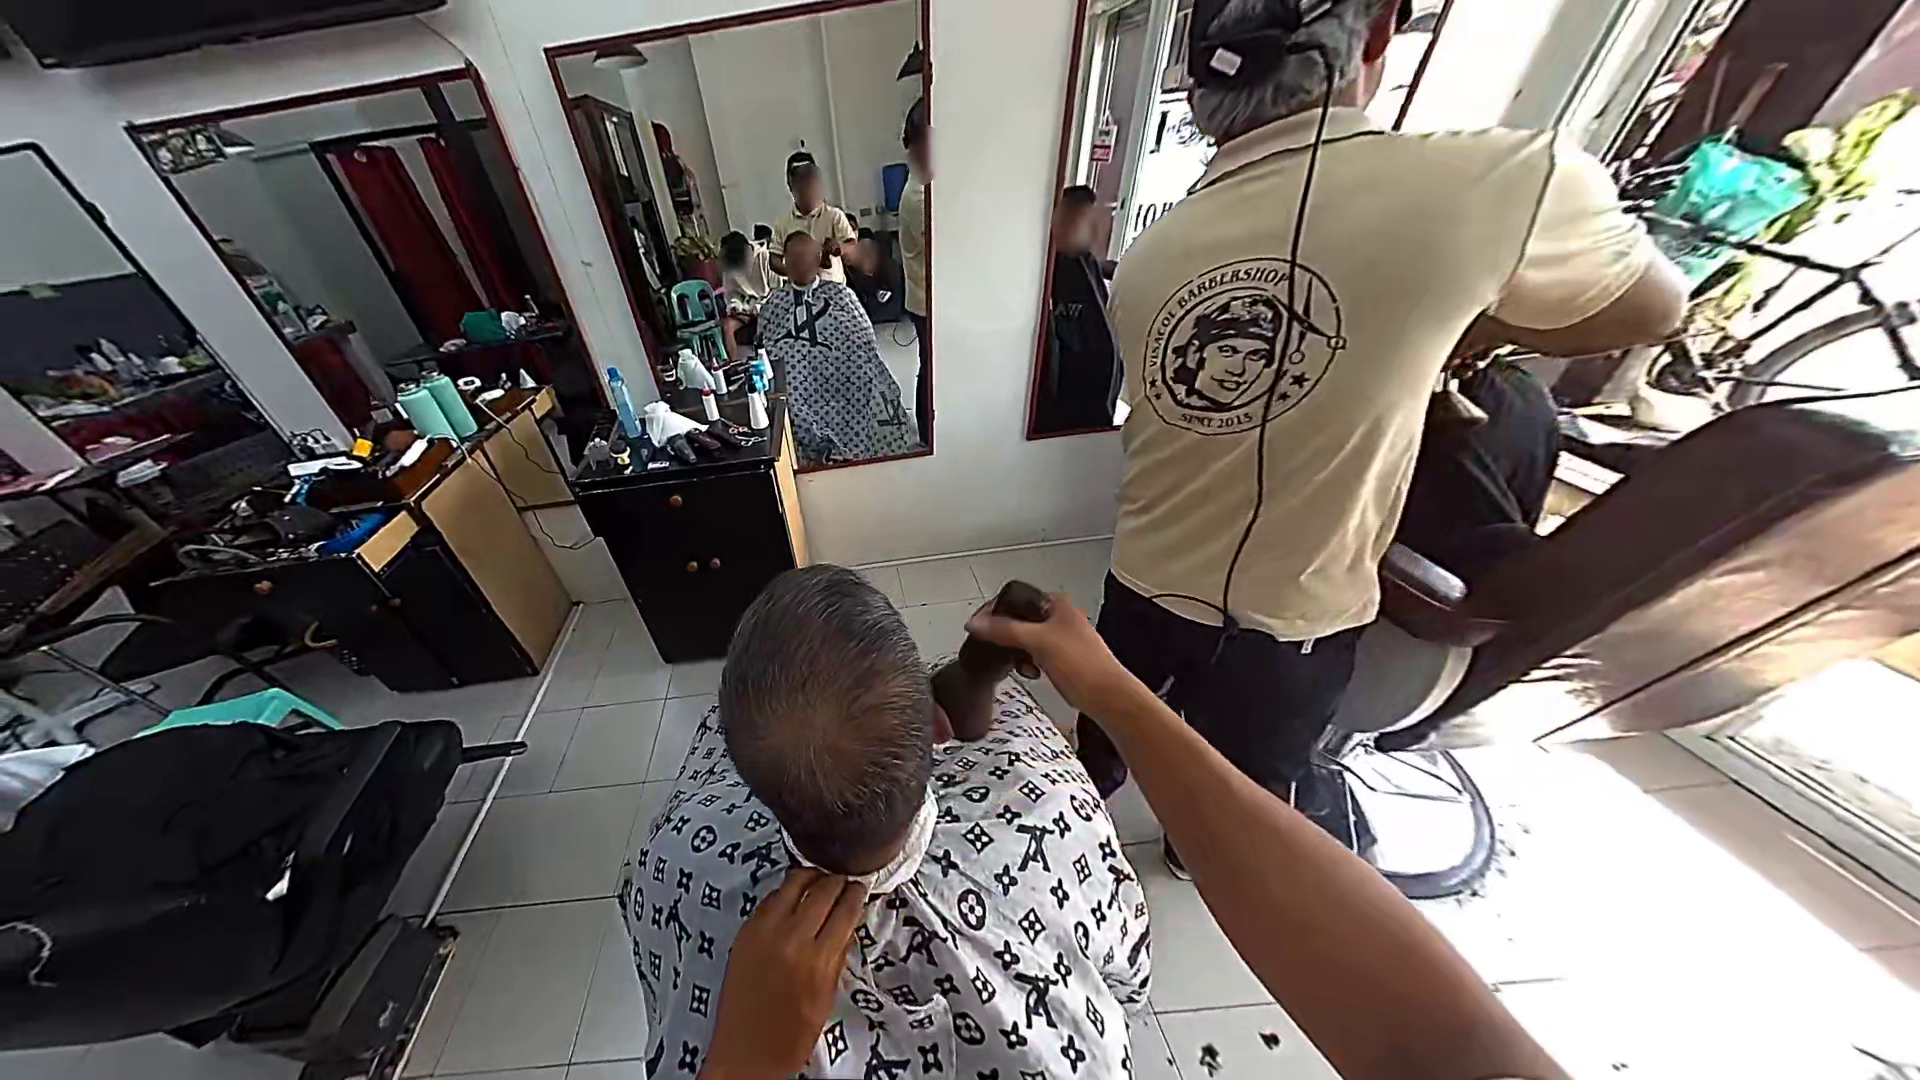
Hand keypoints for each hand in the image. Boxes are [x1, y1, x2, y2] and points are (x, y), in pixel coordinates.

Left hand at [700, 868, 866, 1079]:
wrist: (743, 1059)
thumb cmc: (788, 1038)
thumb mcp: (827, 997)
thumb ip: (838, 954)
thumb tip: (848, 919)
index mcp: (817, 960)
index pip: (846, 907)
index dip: (857, 892)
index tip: (859, 888)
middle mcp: (791, 938)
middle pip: (824, 887)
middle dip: (839, 881)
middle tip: (844, 883)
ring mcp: (765, 930)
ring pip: (796, 879)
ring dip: (813, 877)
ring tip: (820, 881)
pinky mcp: (746, 930)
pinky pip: (772, 896)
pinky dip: (787, 892)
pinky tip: (794, 899)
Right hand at [965, 594, 1149, 721]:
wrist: (1108, 697)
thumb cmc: (1083, 666)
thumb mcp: (1037, 641)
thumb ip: (1004, 630)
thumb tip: (977, 623)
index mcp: (1055, 603)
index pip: (1015, 598)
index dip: (993, 611)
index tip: (977, 626)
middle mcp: (1058, 615)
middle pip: (1018, 618)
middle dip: (1004, 634)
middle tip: (993, 646)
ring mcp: (1061, 636)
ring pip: (1025, 638)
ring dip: (1017, 651)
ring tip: (1018, 663)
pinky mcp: (1061, 657)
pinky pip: (1034, 654)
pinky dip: (1028, 661)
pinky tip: (1031, 671)